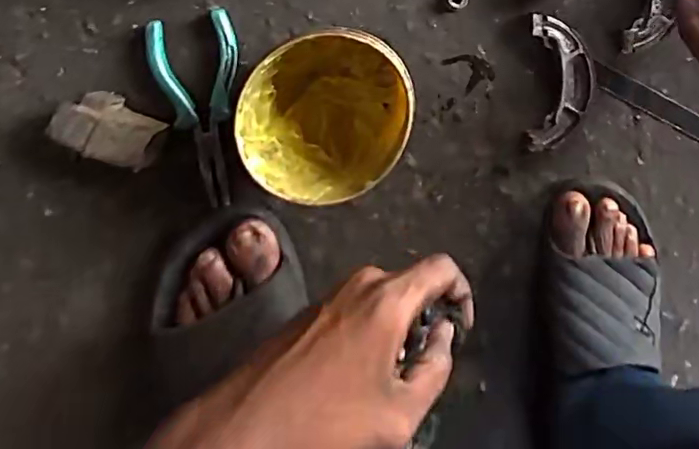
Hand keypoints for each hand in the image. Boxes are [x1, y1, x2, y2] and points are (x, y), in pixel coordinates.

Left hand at [149, 255, 473, 448]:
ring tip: (380, 385)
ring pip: (384, 302)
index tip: (460, 328)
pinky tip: (349, 384)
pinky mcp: (309, 312)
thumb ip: (436, 369)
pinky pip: (355, 311)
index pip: (443, 267)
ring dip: (394, 334)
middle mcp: (361, 283)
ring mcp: (332, 294)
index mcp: (388, 297)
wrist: (236, 432)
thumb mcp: (398, 414)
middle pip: (413, 286)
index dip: (462, 294)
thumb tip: (444, 338)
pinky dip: (367, 337)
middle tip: (416, 371)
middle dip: (424, 323)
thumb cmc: (319, 425)